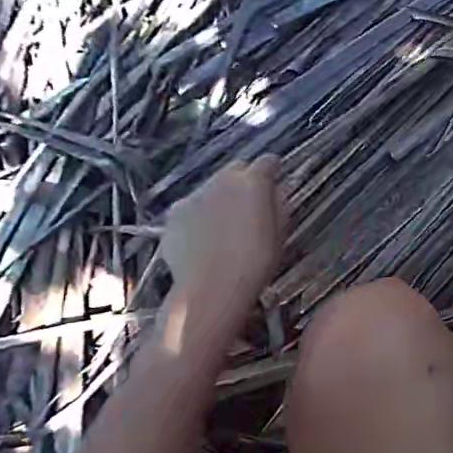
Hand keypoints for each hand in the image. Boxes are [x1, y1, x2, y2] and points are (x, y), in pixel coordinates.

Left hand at [160, 155, 286, 305]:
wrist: (210, 289)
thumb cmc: (256, 262)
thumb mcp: (279, 232)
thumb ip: (276, 205)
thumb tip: (272, 191)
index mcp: (252, 182)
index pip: (267, 162)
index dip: (273, 170)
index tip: (277, 179)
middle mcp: (220, 181)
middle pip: (235, 169)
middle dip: (244, 181)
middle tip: (251, 206)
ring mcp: (192, 197)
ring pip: (211, 189)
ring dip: (220, 199)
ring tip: (226, 229)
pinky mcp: (173, 215)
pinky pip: (191, 209)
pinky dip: (199, 218)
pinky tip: (204, 241)